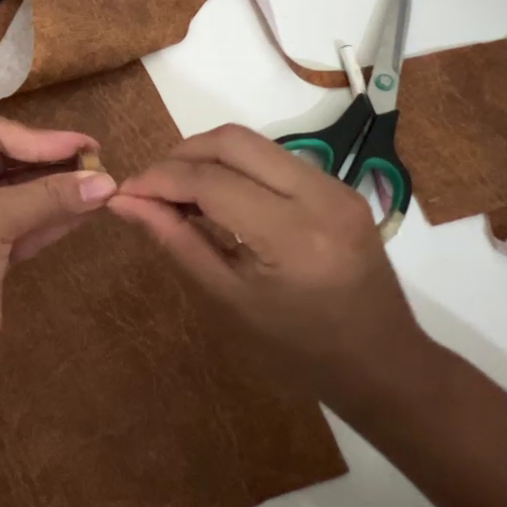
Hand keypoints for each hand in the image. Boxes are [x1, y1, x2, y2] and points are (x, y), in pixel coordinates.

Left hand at [0, 117, 116, 402]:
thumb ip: (49, 197)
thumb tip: (105, 181)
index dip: (42, 138)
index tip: (87, 145)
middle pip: (10, 162)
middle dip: (52, 164)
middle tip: (99, 164)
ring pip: (20, 195)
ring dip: (58, 193)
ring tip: (103, 187)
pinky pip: (24, 225)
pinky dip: (52, 219)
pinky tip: (86, 213)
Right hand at [107, 124, 428, 397]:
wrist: (384, 365)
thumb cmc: (298, 349)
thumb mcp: (228, 299)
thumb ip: (175, 241)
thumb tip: (121, 201)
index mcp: (293, 237)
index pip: (210, 181)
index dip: (158, 180)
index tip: (125, 193)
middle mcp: (320, 197)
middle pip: (231, 141)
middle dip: (180, 156)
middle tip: (152, 189)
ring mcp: (336, 186)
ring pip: (251, 142)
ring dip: (205, 157)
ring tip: (180, 193)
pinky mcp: (340, 186)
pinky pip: (272, 157)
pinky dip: (234, 166)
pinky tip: (217, 196)